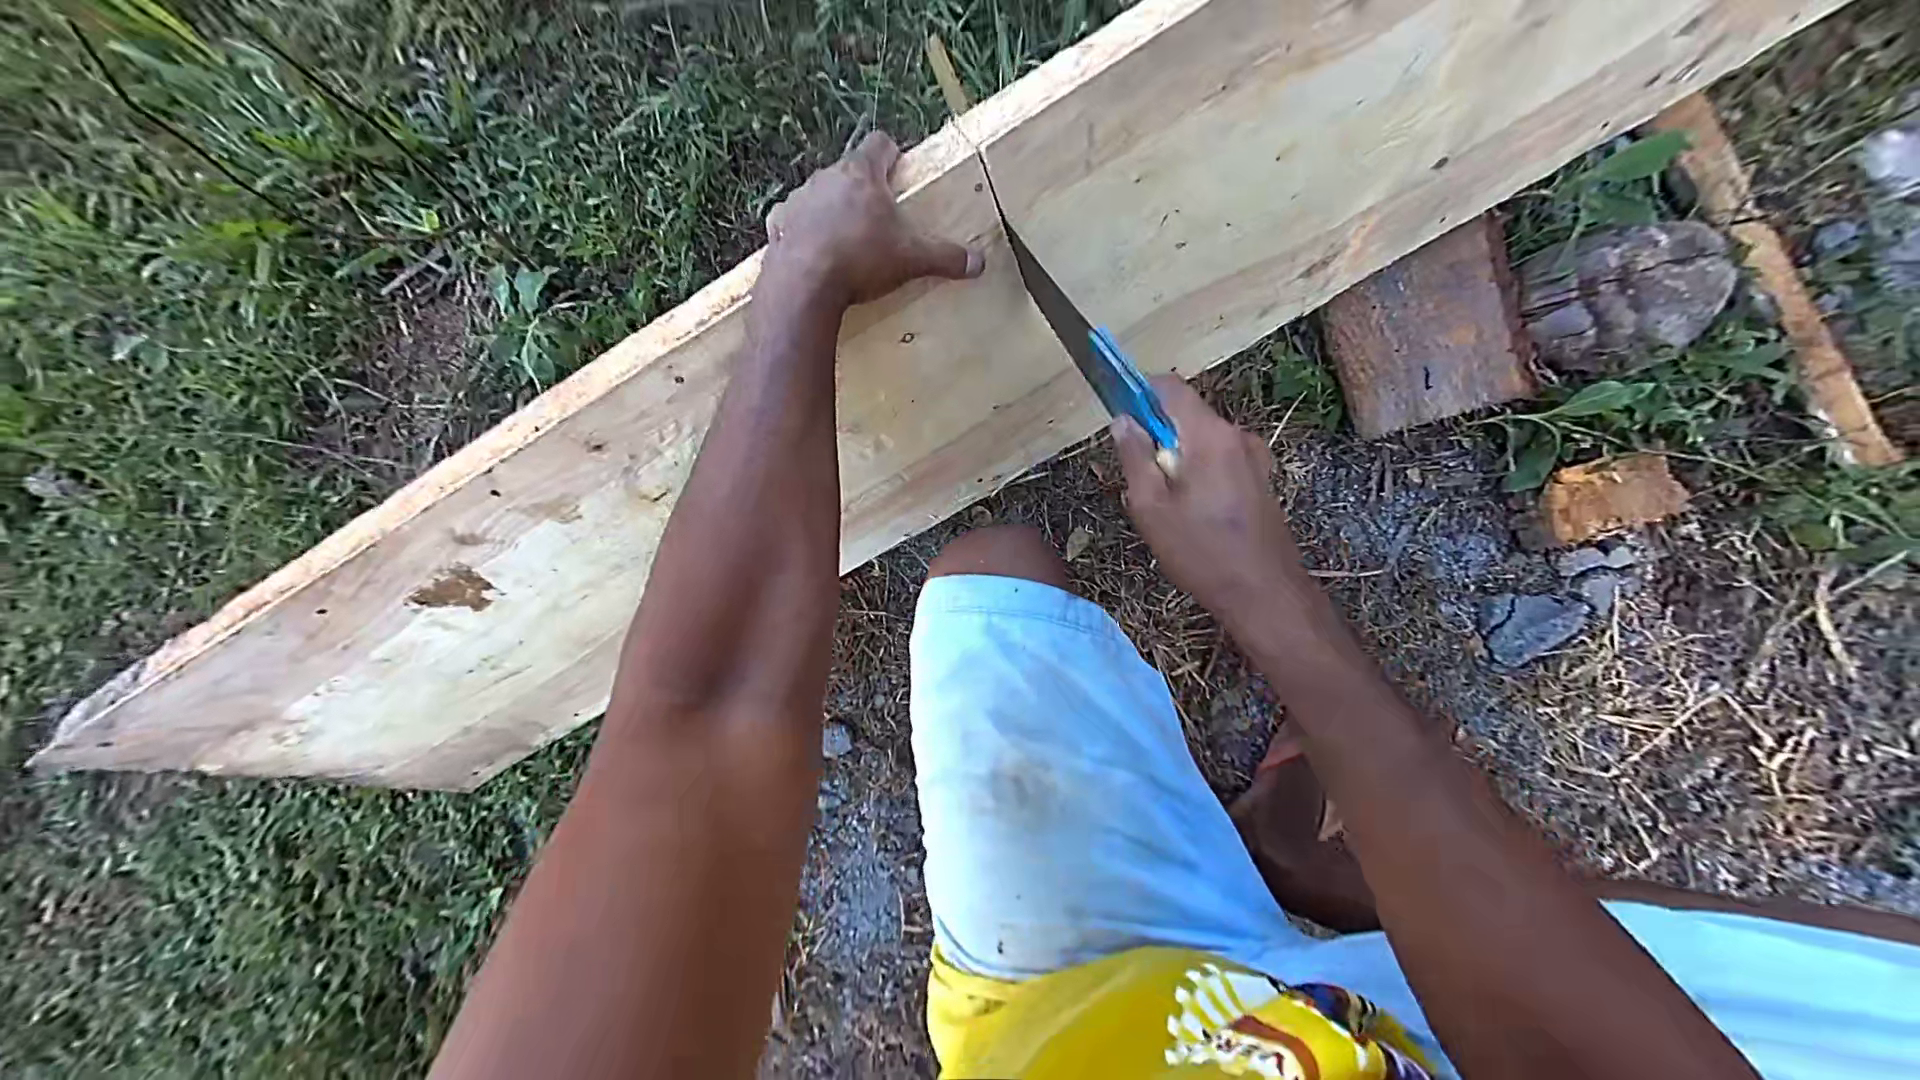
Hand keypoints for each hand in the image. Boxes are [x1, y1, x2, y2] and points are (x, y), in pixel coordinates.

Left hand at [761, 130, 982, 306]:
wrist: (804, 283)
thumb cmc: (861, 260)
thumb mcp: (911, 259)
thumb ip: (944, 257)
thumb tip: (977, 263)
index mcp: (862, 174)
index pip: (879, 145)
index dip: (892, 153)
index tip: (899, 165)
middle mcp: (826, 178)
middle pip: (848, 172)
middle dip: (863, 189)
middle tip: (879, 216)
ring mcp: (798, 201)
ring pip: (820, 197)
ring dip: (832, 211)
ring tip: (847, 241)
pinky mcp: (778, 227)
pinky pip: (794, 223)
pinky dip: (805, 234)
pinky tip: (815, 256)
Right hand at [1112, 376, 1314, 626]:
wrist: (1264, 592)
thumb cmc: (1200, 551)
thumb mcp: (1150, 506)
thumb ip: (1134, 456)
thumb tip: (1122, 420)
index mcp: (1209, 435)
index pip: (1170, 387)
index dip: (1138, 392)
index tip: (1119, 415)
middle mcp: (1237, 436)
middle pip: (1186, 415)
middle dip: (1156, 435)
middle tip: (1139, 480)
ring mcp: (1254, 457)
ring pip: (1201, 440)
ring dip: (1176, 458)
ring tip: (1165, 505)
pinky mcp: (1260, 478)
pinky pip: (1219, 459)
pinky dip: (1197, 472)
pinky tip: (1192, 514)